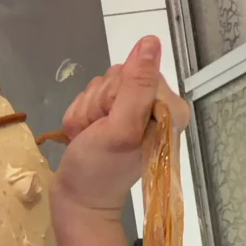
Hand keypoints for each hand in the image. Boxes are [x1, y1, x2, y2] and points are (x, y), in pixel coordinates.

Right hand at [53, 36, 191, 215]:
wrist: (78, 202)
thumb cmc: (99, 172)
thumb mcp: (120, 128)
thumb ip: (136, 86)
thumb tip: (149, 43)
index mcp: (168, 108)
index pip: (137, 72)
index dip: (115, 95)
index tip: (109, 123)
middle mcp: (152, 106)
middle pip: (117, 77)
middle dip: (98, 105)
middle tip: (96, 134)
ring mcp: (129, 112)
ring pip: (99, 88)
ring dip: (86, 114)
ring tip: (89, 139)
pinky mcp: (109, 119)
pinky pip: (87, 100)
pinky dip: (79, 119)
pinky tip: (83, 138)